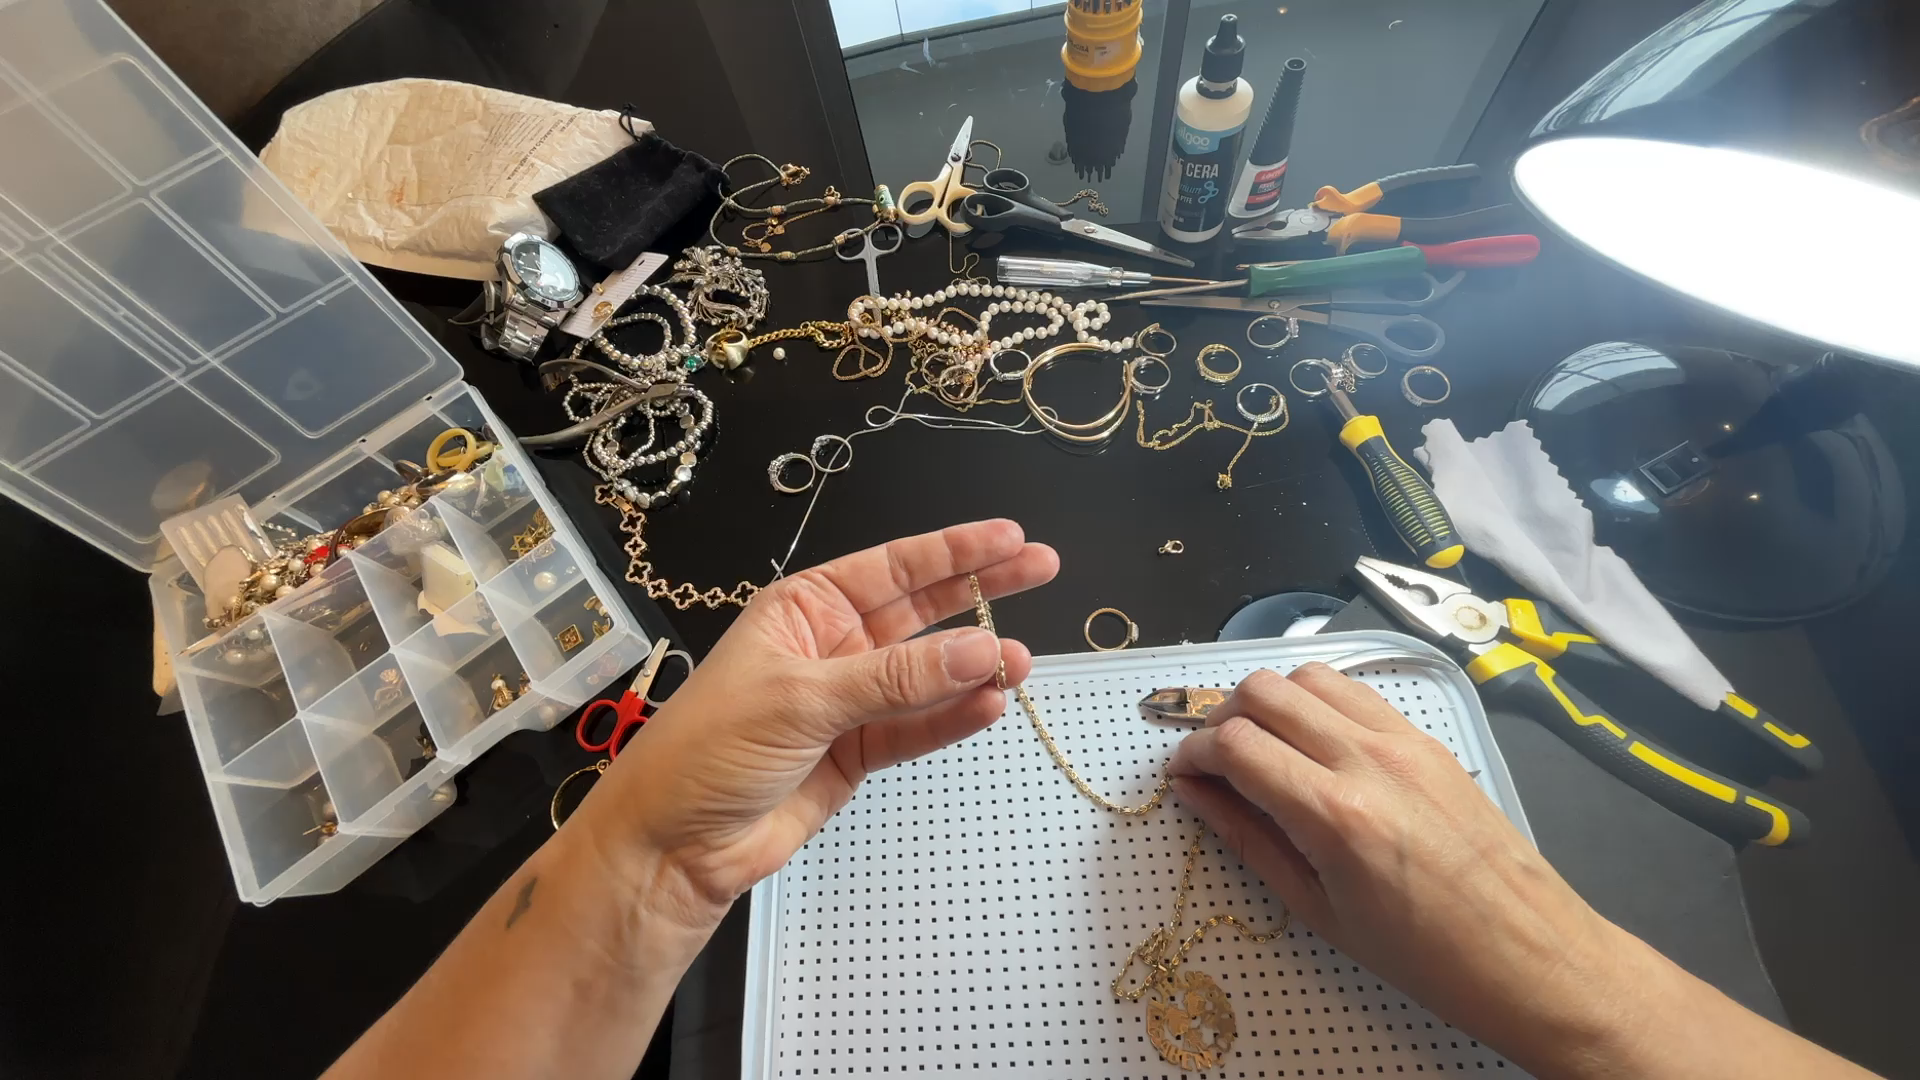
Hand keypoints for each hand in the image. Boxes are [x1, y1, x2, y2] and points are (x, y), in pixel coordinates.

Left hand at [571, 520, 1056, 927]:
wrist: (673, 847)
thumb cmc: (712, 747)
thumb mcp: (802, 697)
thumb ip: (895, 677)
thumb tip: (981, 652)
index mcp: (807, 606)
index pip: (894, 567)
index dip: (954, 550)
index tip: (1010, 538)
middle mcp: (835, 643)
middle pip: (922, 609)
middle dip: (980, 590)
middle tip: (1041, 568)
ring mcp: (851, 698)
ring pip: (927, 672)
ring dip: (973, 666)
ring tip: (1022, 662)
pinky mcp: (860, 750)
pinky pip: (918, 726)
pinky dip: (952, 718)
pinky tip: (989, 705)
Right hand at [1167, 664, 1634, 1067]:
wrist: (1543, 961)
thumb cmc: (1424, 958)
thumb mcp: (1316, 909)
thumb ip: (1244, 838)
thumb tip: (1192, 792)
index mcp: (1334, 815)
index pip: (1233, 744)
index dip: (1192, 753)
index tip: (1183, 775)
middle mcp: (1366, 760)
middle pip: (1260, 691)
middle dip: (1219, 718)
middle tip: (1217, 759)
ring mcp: (1402, 740)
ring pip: (1304, 675)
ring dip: (1265, 701)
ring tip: (1262, 743)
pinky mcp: (1425, 737)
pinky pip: (1350, 689)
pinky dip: (1312, 700)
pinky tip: (1311, 739)